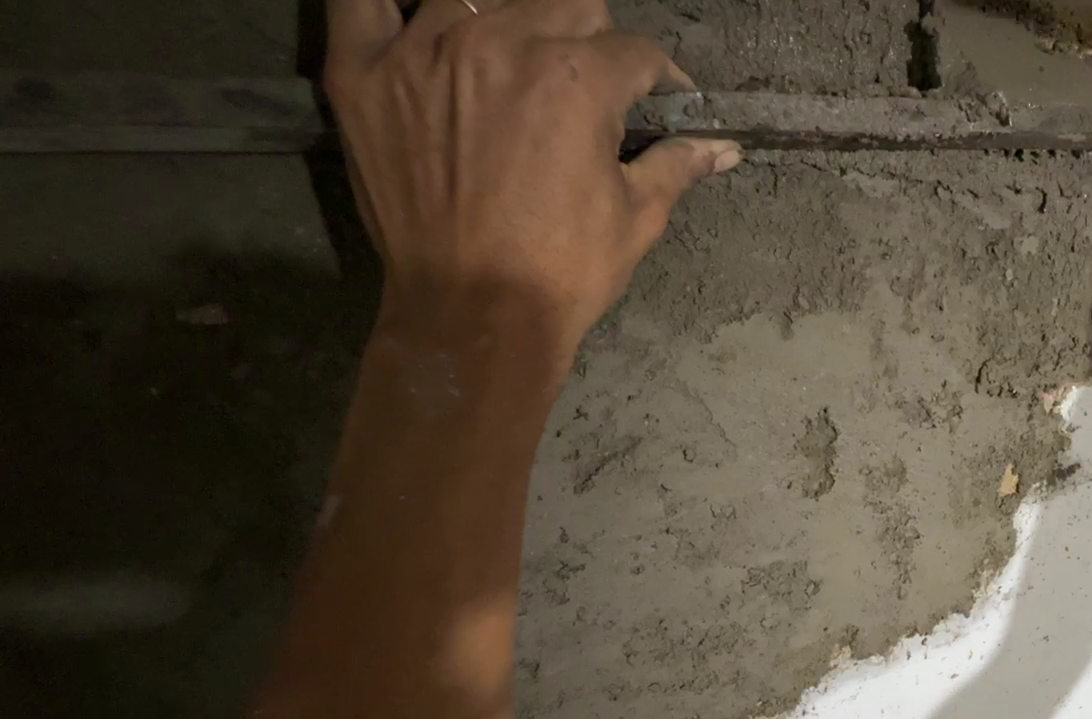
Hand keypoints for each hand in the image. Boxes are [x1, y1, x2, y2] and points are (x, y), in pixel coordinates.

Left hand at [322, 0, 739, 358]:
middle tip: (596, 93)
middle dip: (595, 43)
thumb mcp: (638, 219)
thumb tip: (725, 148)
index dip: (661, 79)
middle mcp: (501, 40)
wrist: (476, 312)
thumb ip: (677, 165)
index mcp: (577, 79)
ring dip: (515, 23)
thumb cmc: (567, 271)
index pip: (636, 51)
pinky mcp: (362, 71)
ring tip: (520, 70)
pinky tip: (426, 33)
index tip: (665, 103)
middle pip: (566, 3)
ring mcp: (422, 48)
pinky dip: (394, 6)